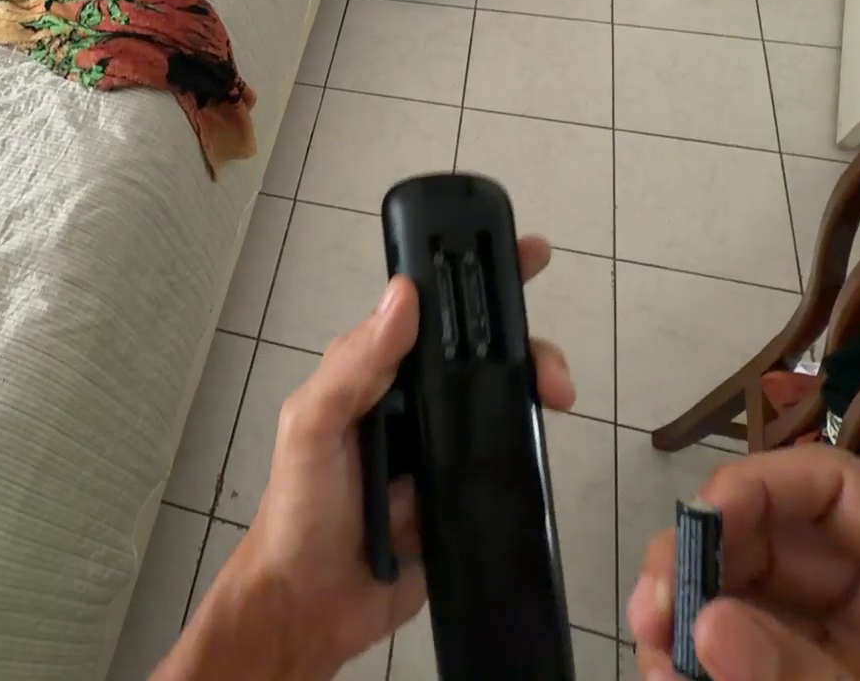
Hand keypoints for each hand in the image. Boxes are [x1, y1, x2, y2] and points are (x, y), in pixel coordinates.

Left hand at [153, 235, 575, 680]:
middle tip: (551, 364)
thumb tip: (402, 294)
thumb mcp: (313, 426)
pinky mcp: (463, 488)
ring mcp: (440, 443)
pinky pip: (505, 452)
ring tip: (558, 396)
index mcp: (372, 372)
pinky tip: (550, 435)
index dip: (469, 280)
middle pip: (475, 350)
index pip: (425, 312)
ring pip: (499, 395)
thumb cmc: (301, 508)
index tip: (519, 254)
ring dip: (534, 383)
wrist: (315, 604)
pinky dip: (532, 437)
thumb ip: (353, 364)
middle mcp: (410, 399)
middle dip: (520, 338)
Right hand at [626, 445, 859, 679]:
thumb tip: (704, 623)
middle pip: (773, 541)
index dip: (752, 489)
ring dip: (689, 620)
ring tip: (656, 664)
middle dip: (699, 565)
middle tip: (649, 617)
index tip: (689, 533)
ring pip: (748, 601)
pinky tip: (677, 680)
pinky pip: (755, 659)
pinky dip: (707, 664)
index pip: (836, 489)